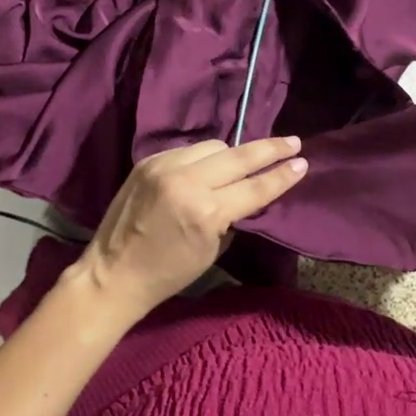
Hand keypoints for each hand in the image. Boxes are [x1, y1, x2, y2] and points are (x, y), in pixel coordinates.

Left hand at [74, 136, 307, 317]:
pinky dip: (202, 159)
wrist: (113, 273)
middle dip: (269, 149)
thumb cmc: (168, 273)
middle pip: (238, 156)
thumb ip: (233, 216)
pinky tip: (208, 169)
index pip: (255, 187)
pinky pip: (187, 151)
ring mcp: (164, 167)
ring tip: (243, 163)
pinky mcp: (148, 161)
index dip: (281, 175)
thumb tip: (249, 193)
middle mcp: (186, 181)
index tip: (302, 162)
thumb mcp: (212, 248)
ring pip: (212, 147)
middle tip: (293, 142)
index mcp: (205, 211)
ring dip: (231, 155)